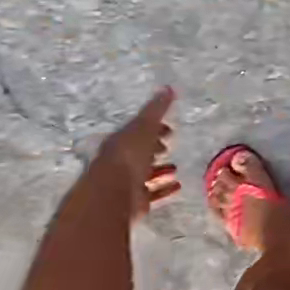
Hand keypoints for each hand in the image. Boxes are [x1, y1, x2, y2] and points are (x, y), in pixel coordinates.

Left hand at [89, 87, 180, 221]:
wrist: (111, 194)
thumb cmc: (128, 156)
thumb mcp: (144, 126)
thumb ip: (156, 109)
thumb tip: (168, 88)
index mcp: (119, 142)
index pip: (137, 132)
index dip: (153, 129)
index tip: (170, 130)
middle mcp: (119, 162)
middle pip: (139, 153)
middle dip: (154, 149)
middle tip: (169, 146)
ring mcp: (125, 183)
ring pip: (144, 173)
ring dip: (160, 170)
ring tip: (176, 168)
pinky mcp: (133, 202)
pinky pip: (151, 193)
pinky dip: (164, 189)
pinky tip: (177, 186)